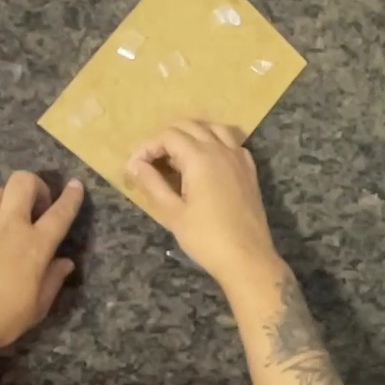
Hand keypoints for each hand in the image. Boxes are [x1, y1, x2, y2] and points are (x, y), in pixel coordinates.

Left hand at [0, 172, 82, 350]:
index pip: (60, 213)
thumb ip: (52, 280)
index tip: (75, 185)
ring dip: (4, 202)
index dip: (71, 197)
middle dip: (34, 185)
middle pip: (23, 182)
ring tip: (2, 220)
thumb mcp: (36, 307)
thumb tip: (65, 263)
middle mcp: (9, 225)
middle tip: (34, 203)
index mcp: (36, 245)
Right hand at [126, 121, 284, 288]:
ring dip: (193, 134)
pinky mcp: (249, 170)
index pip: (168, 136)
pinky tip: (208, 162)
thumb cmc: (206, 239)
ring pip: (214, 128)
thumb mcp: (173, 213)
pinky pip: (232, 143)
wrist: (247, 258)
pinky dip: (216, 142)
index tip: (136, 167)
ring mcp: (239, 158)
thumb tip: (135, 164)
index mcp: (200, 157)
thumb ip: (153, 183)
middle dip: (167, 138)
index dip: (148, 147)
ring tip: (179, 155)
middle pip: (190, 126)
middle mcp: (221, 149)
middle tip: (153, 161)